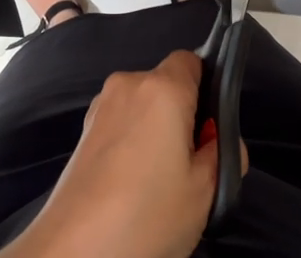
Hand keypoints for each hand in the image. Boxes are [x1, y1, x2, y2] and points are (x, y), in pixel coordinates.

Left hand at [0, 50, 240, 257]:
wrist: (76, 248)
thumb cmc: (147, 215)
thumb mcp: (206, 190)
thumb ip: (223, 153)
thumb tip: (220, 137)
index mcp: (160, 89)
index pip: (192, 60)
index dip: (209, 86)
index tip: (214, 125)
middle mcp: (127, 85)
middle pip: (166, 84)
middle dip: (183, 114)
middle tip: (193, 162)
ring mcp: (101, 106)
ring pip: (143, 106)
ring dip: (157, 130)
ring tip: (162, 181)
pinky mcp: (84, 130)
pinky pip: (122, 123)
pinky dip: (134, 142)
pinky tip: (136, 185)